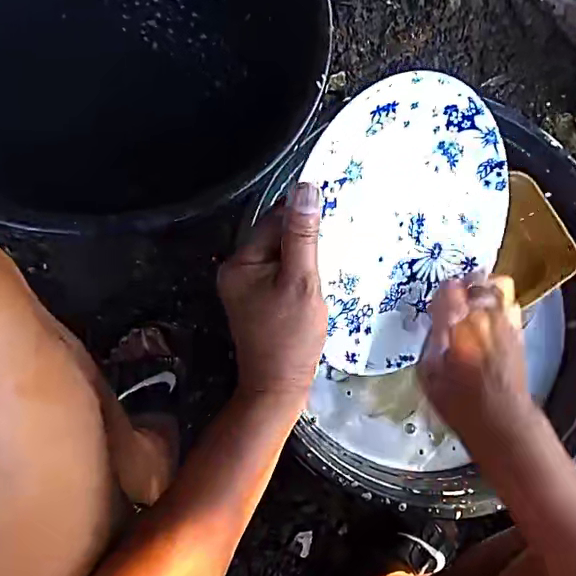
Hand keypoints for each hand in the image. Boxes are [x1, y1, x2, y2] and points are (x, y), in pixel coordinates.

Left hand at [218, 182, 326, 405]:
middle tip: (339, 240)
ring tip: (332, 261)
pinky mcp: (258, 302)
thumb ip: (303, 236)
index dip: (304, 215)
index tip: (335, 212)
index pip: (275, 221)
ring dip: (305, 256)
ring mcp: (246, 288)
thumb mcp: (302, 283)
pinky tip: (319, 281)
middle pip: (276, 237)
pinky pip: (281, 275)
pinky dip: (300, 274)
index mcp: (241, 262)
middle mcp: (237, 270)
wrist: (278, 387)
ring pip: (281, 256)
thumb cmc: (290, 338)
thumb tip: (306, 188)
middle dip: (305, 237)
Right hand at [416, 275, 546, 445]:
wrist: (501, 419)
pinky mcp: (518, 332)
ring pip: (498, 286)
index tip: (435, 304)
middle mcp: (484, 316)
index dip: (440, 293)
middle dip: (463, 286)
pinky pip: (510, 304)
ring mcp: (505, 322)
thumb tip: (435, 329)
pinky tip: (490, 318)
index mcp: (457, 323)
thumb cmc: (462, 403)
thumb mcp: (429, 374)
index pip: (448, 288)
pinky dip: (499, 304)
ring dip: (484, 290)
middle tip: (454, 298)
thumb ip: (431, 343)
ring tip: (474, 302)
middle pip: (476, 280)